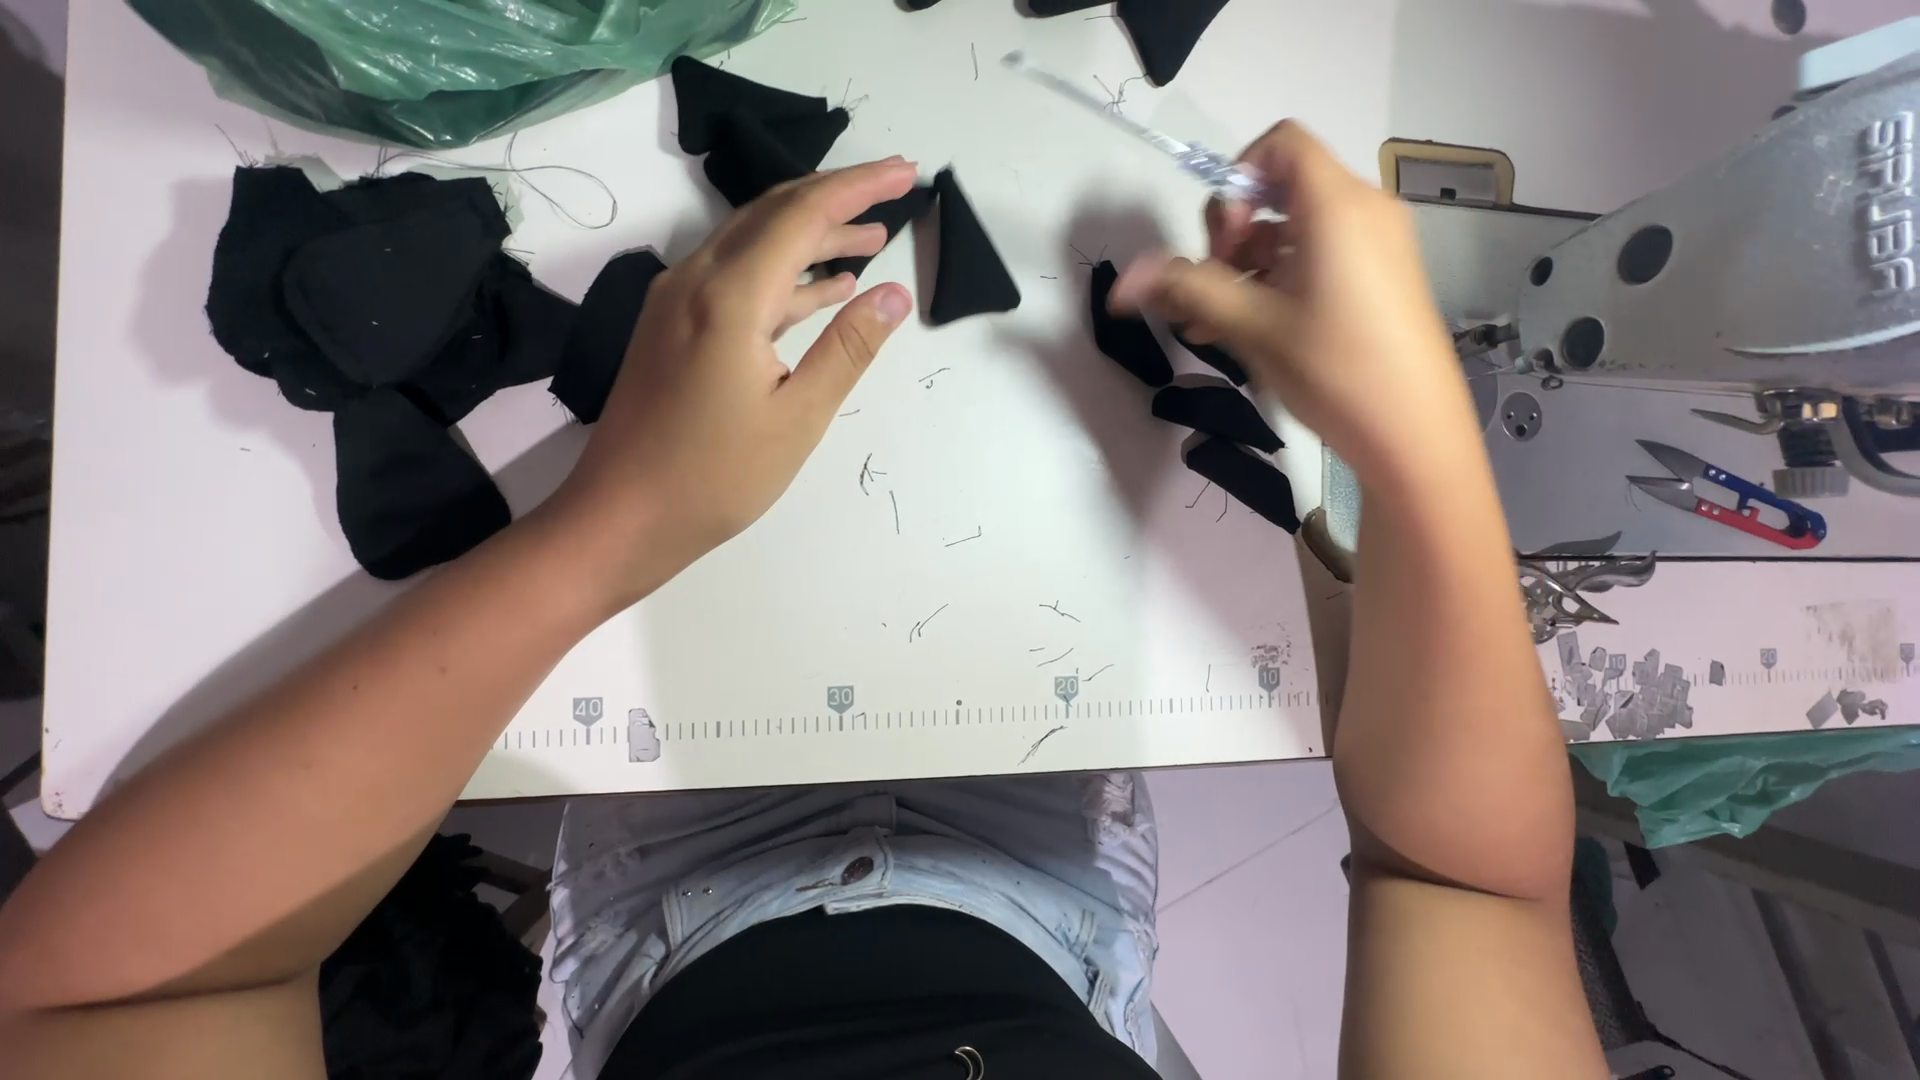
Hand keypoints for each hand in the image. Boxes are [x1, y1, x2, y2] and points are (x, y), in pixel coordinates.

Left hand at [544, 158, 917, 605]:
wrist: (623, 515)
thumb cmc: (717, 477)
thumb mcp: (798, 417)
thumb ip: (848, 349)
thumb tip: (893, 294)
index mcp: (730, 296)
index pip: (803, 214)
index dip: (858, 187)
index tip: (905, 172)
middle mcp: (697, 280)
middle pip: (773, 214)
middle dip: (837, 198)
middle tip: (893, 193)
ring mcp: (678, 303)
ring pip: (754, 245)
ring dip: (812, 238)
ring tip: (870, 242)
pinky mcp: (672, 328)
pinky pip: (736, 281)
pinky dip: (784, 277)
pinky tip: (822, 288)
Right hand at [1109, 122, 1473, 484]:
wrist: (1413, 433)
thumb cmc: (1336, 369)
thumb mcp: (1252, 327)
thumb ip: (1185, 290)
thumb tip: (1123, 282)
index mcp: (1337, 206)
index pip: (1279, 144)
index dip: (1234, 179)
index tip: (1218, 242)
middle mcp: (1361, 212)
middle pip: (1278, 190)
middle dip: (1230, 234)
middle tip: (1211, 290)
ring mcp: (1373, 247)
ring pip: (1290, 234)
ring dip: (1242, 270)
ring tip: (1210, 325)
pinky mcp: (1376, 280)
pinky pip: (1314, 261)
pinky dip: (1273, 283)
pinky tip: (1241, 332)